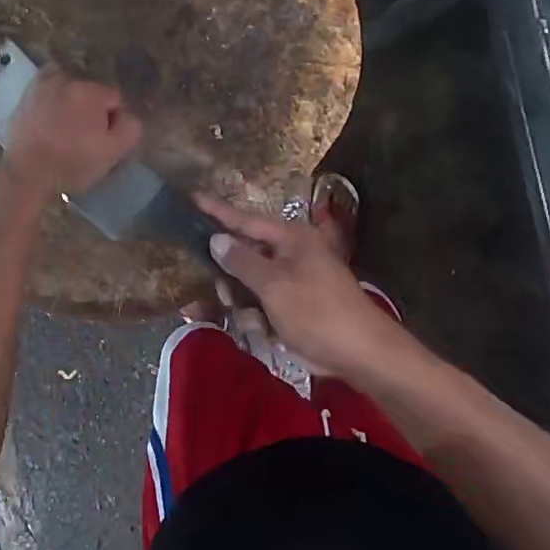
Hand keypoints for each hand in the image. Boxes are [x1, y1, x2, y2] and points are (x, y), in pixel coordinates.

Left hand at [0, 68, 141, 195]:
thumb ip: (131, 126)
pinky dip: (55, 98)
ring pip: (71, 87)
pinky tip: (53, 119)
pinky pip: (50, 88)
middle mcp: (67, 79)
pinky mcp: (25, 95)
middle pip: (93, 91)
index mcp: (91, 91)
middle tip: (86, 136)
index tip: (104, 139)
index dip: (114, 120)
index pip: (116, 99)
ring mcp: (42, 84)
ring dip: (74, 102)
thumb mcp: (115, 151)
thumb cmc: (73, 163)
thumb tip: (126, 114)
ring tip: (68, 127)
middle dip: (94, 109)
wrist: (27, 174)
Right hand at [194, 193, 400, 377]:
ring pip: (249, 288)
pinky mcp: (293, 308)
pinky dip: (261, 321)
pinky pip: (263, 308)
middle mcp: (291, 255)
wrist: (358, 351)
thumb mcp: (274, 285)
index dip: (217, 211)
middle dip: (231, 280)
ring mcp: (292, 282)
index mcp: (291, 238)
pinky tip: (268, 335)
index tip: (192, 198)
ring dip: (246, 307)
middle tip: (225, 296)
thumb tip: (217, 238)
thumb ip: (242, 261)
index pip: (246, 220)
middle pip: (244, 258)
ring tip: (258, 324)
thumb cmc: (317, 311)